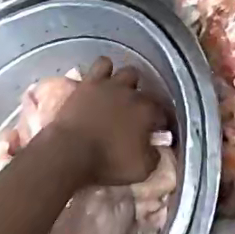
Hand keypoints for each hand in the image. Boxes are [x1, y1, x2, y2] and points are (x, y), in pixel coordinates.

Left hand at [38, 57, 166, 187]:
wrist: (71, 151)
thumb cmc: (107, 162)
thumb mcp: (141, 170)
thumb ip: (154, 156)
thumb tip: (156, 148)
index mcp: (147, 113)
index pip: (163, 113)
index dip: (161, 122)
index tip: (157, 130)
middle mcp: (132, 94)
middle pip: (147, 90)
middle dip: (145, 101)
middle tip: (137, 113)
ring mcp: (110, 85)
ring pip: (128, 72)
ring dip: (128, 82)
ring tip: (121, 94)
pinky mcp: (90, 82)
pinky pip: (102, 63)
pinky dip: (105, 69)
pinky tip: (103, 79)